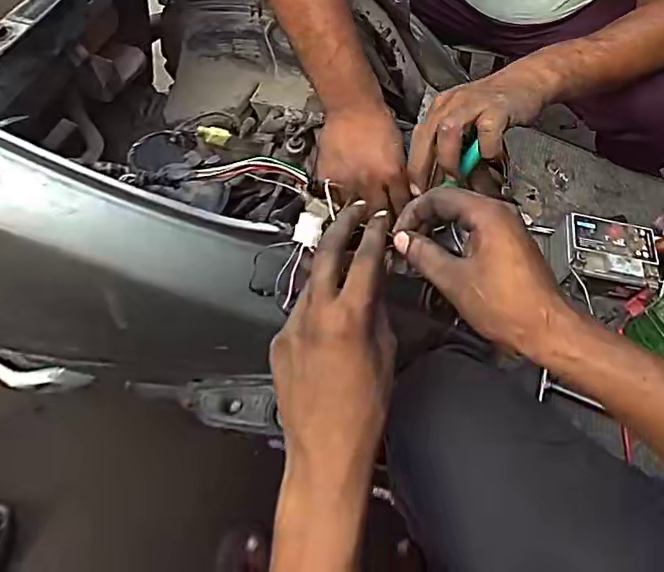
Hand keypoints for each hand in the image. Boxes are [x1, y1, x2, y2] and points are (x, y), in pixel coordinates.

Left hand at [270, 201, 395, 481]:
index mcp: (348, 317)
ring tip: (344, 263)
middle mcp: (314, 314)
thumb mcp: (385, 353)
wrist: (324, 451)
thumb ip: (378, 311)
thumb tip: (375, 286)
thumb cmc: (364, 411)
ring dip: (327, 269)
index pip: (364, 259)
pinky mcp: (279, 340)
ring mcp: (292, 325)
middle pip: (326, 252)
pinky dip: (314, 305)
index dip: (374, 233)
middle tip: (355, 213)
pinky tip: (327, 319)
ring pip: (311, 282)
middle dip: (342, 226)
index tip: (379, 219)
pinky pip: (299, 311)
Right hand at [315, 105, 411, 212]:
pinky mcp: (328, 177)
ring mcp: (347, 181)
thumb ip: (402, 176)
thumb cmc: (377, 121)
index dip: (403, 216)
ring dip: (361, 214)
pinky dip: (341, 201)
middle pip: (379, 216)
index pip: (401, 208)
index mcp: (391, 174)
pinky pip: (334, 199)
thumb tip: (408, 195)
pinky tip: (346, 200)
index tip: (402, 222)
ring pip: (355, 212)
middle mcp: (370, 182)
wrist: (351, 106)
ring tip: (364, 217)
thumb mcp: (400, 150)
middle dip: (384, 221)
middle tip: (384, 225)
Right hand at [392, 188, 581, 359]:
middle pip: (451, 201)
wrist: (547, 329)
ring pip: (463, 214)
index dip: (413, 212)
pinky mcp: (510, 241)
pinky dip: (455, 236)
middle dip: (424, 218)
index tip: (400, 231)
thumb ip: (424, 255)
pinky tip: (443, 254)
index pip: (438, 196)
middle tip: (405, 238)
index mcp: (487, 213)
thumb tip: (403, 240)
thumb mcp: (454, 280)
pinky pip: (476, 227)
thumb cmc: (511, 307)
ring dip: (439, 227)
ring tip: (419, 247)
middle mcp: (500, 212)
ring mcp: (507, 226)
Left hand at [406, 62, 554, 191]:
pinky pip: (486, 132)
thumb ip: (457, 146)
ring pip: (448, 130)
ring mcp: (474, 102)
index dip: (414, 165)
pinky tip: (491, 161)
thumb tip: (446, 180)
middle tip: (429, 190)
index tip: (414, 188)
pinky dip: (486, 151)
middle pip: (426, 134)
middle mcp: (453, 102)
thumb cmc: (497, 104)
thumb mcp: (469, 122)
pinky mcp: (497, 107)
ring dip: (449, 158)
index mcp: (442, 106)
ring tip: (457, 177)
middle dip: (423, 167)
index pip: (418, 137)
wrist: (526, 79)